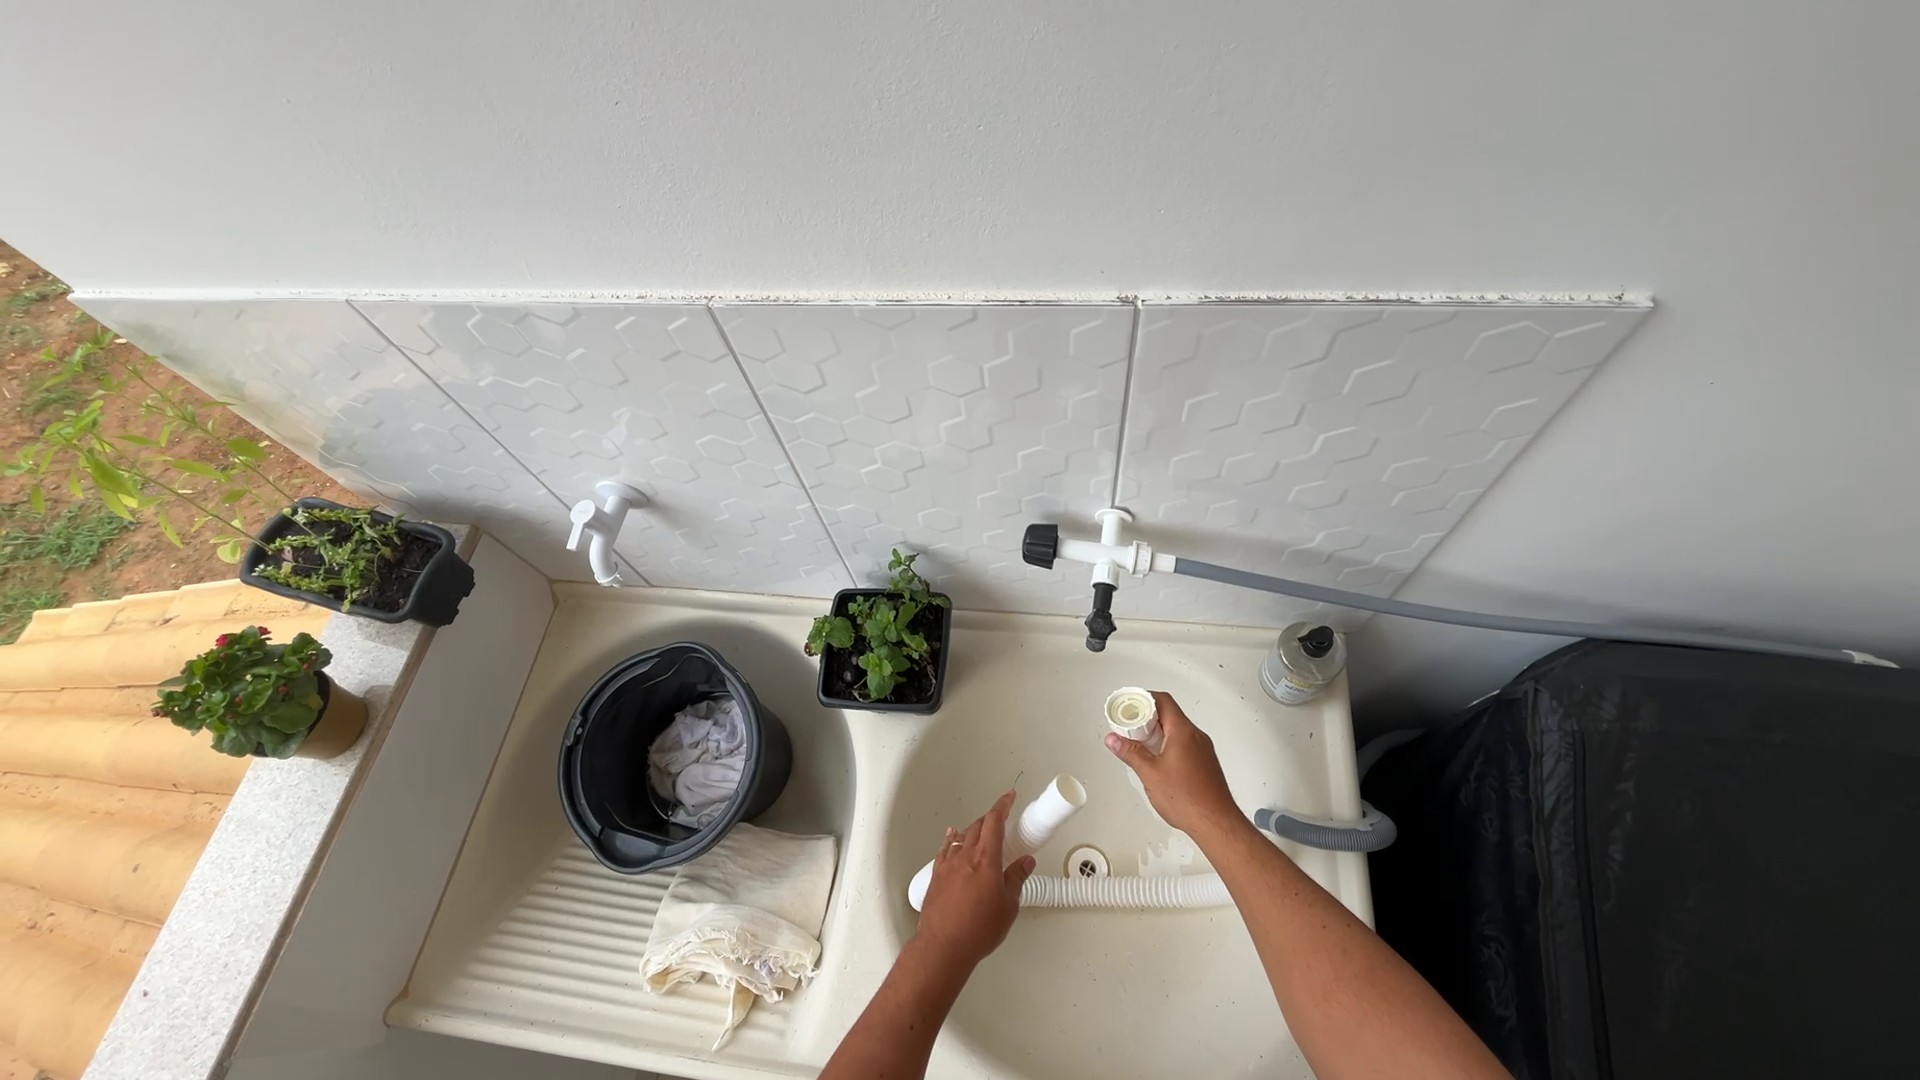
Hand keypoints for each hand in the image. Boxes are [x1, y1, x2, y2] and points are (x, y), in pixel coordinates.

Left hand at [914, 789, 1036, 967]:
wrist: (944, 946)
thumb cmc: (977, 929)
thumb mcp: (1008, 906)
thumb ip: (1017, 879)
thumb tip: (1025, 862)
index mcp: (986, 859)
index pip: (995, 821)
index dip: (1003, 805)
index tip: (1010, 797)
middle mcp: (965, 856)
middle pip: (978, 826)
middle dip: (991, 818)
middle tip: (1001, 818)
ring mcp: (948, 865)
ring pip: (962, 836)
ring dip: (974, 830)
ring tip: (982, 830)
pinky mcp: (937, 876)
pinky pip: (945, 849)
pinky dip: (952, 840)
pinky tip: (953, 838)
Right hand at [1105, 691, 1242, 837]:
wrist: (1215, 823)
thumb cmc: (1189, 800)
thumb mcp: (1150, 773)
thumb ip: (1130, 753)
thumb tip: (1114, 739)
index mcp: (1183, 732)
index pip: (1163, 701)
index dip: (1144, 699)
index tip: (1129, 706)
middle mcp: (1196, 737)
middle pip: (1170, 714)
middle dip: (1147, 718)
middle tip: (1130, 726)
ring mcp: (1203, 750)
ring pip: (1177, 730)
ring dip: (1158, 732)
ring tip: (1141, 744)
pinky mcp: (1205, 763)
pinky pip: (1185, 743)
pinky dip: (1169, 744)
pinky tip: (1158, 759)